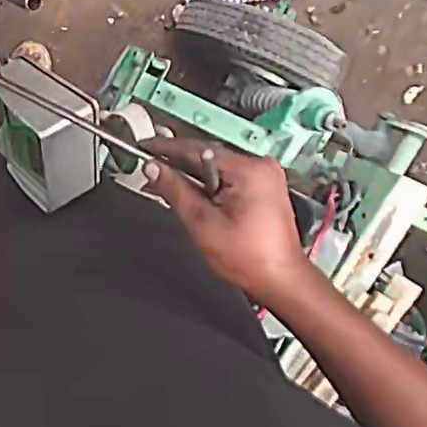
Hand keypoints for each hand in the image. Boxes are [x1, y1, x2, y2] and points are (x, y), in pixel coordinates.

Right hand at [144, 139, 312, 304]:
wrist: (279, 279)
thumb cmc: (250, 258)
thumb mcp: (202, 222)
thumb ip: (175, 190)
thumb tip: (154, 168)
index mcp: (249, 170)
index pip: (198, 148)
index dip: (166, 148)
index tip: (146, 147)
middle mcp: (260, 166)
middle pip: (207, 156)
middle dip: (177, 164)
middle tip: (150, 168)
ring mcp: (264, 176)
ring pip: (216, 166)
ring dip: (190, 175)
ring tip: (164, 183)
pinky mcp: (263, 187)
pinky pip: (227, 176)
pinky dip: (207, 183)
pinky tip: (188, 191)